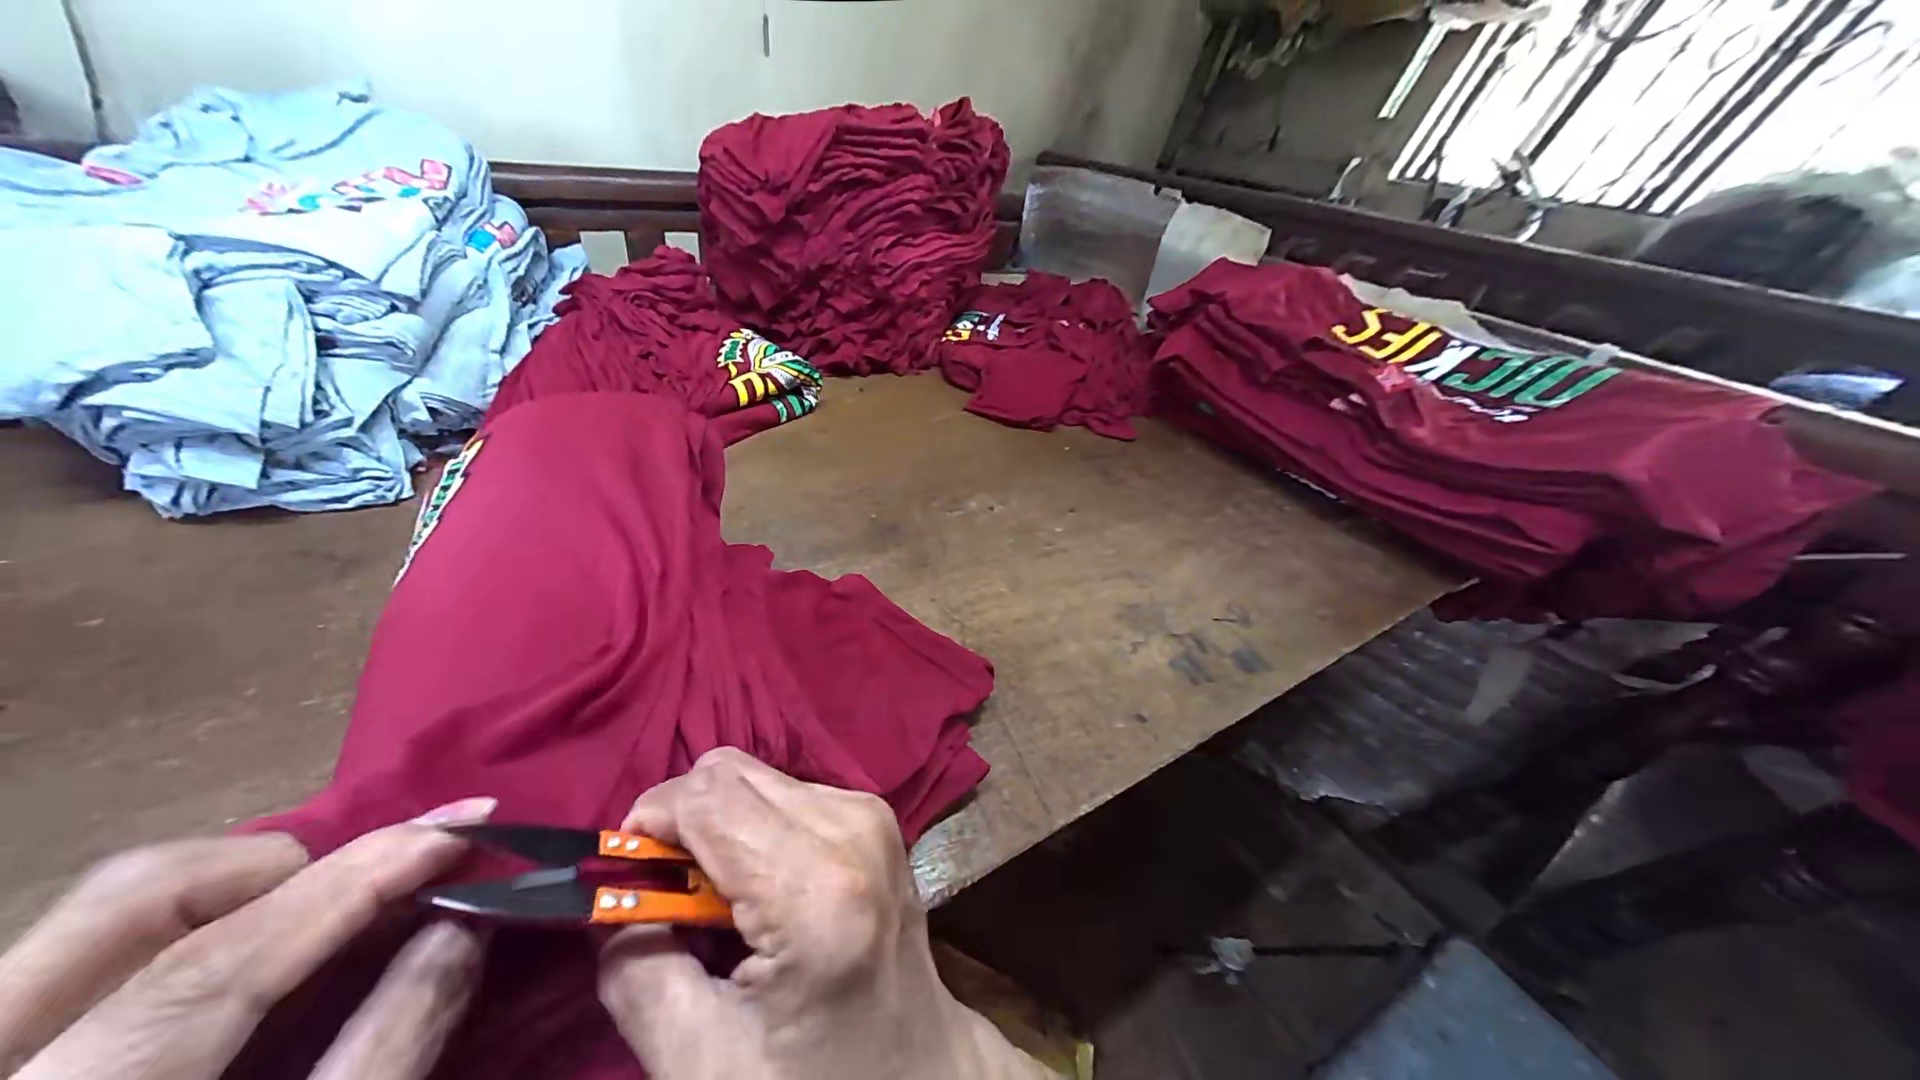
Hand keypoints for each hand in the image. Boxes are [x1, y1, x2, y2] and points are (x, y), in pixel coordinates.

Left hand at [0, 798, 496, 1079]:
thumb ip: (384, 1050)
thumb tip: (463, 928)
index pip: (223, 958)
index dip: (359, 876)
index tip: (463, 827)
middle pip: (136, 899)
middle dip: (295, 863)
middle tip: (394, 872)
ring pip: (109, 911)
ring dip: (249, 885)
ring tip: (334, 904)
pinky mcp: (4, 1051)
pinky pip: (98, 947)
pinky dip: (205, 920)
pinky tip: (271, 947)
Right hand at [597, 748, 1048, 1079]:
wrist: (919, 1063)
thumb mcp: (703, 1062)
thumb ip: (638, 972)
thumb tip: (612, 902)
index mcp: (816, 890)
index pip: (707, 798)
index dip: (650, 825)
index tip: (628, 879)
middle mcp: (850, 828)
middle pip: (728, 773)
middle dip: (681, 822)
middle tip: (668, 894)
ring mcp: (869, 811)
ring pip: (754, 775)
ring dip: (718, 824)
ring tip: (720, 898)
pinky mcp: (873, 811)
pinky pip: (784, 789)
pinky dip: (754, 826)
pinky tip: (763, 884)